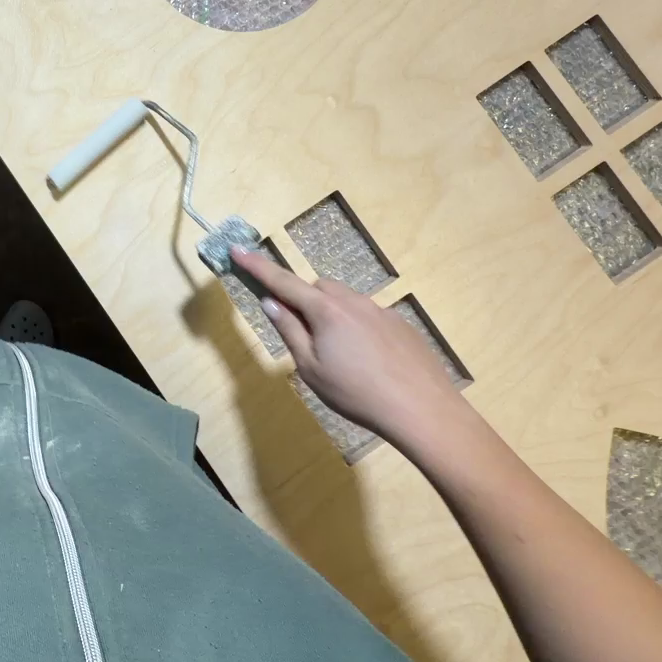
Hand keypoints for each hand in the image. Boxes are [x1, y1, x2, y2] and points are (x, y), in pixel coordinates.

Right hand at [230, 245, 469, 448]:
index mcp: (325, 311)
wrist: (425, 412)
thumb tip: (271, 302)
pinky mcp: (402, 326)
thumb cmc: (358, 393)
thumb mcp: (311, 368)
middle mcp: (353, 302)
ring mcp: (381, 312)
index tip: (236, 248)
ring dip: (332, 314)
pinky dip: (358, 327)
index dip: (257, 265)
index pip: (282, 281)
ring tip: (341, 353)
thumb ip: (290, 331)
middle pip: (319, 287)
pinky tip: (369, 361)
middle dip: (305, 299)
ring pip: (345, 300)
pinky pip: (369, 316)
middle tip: (304, 333)